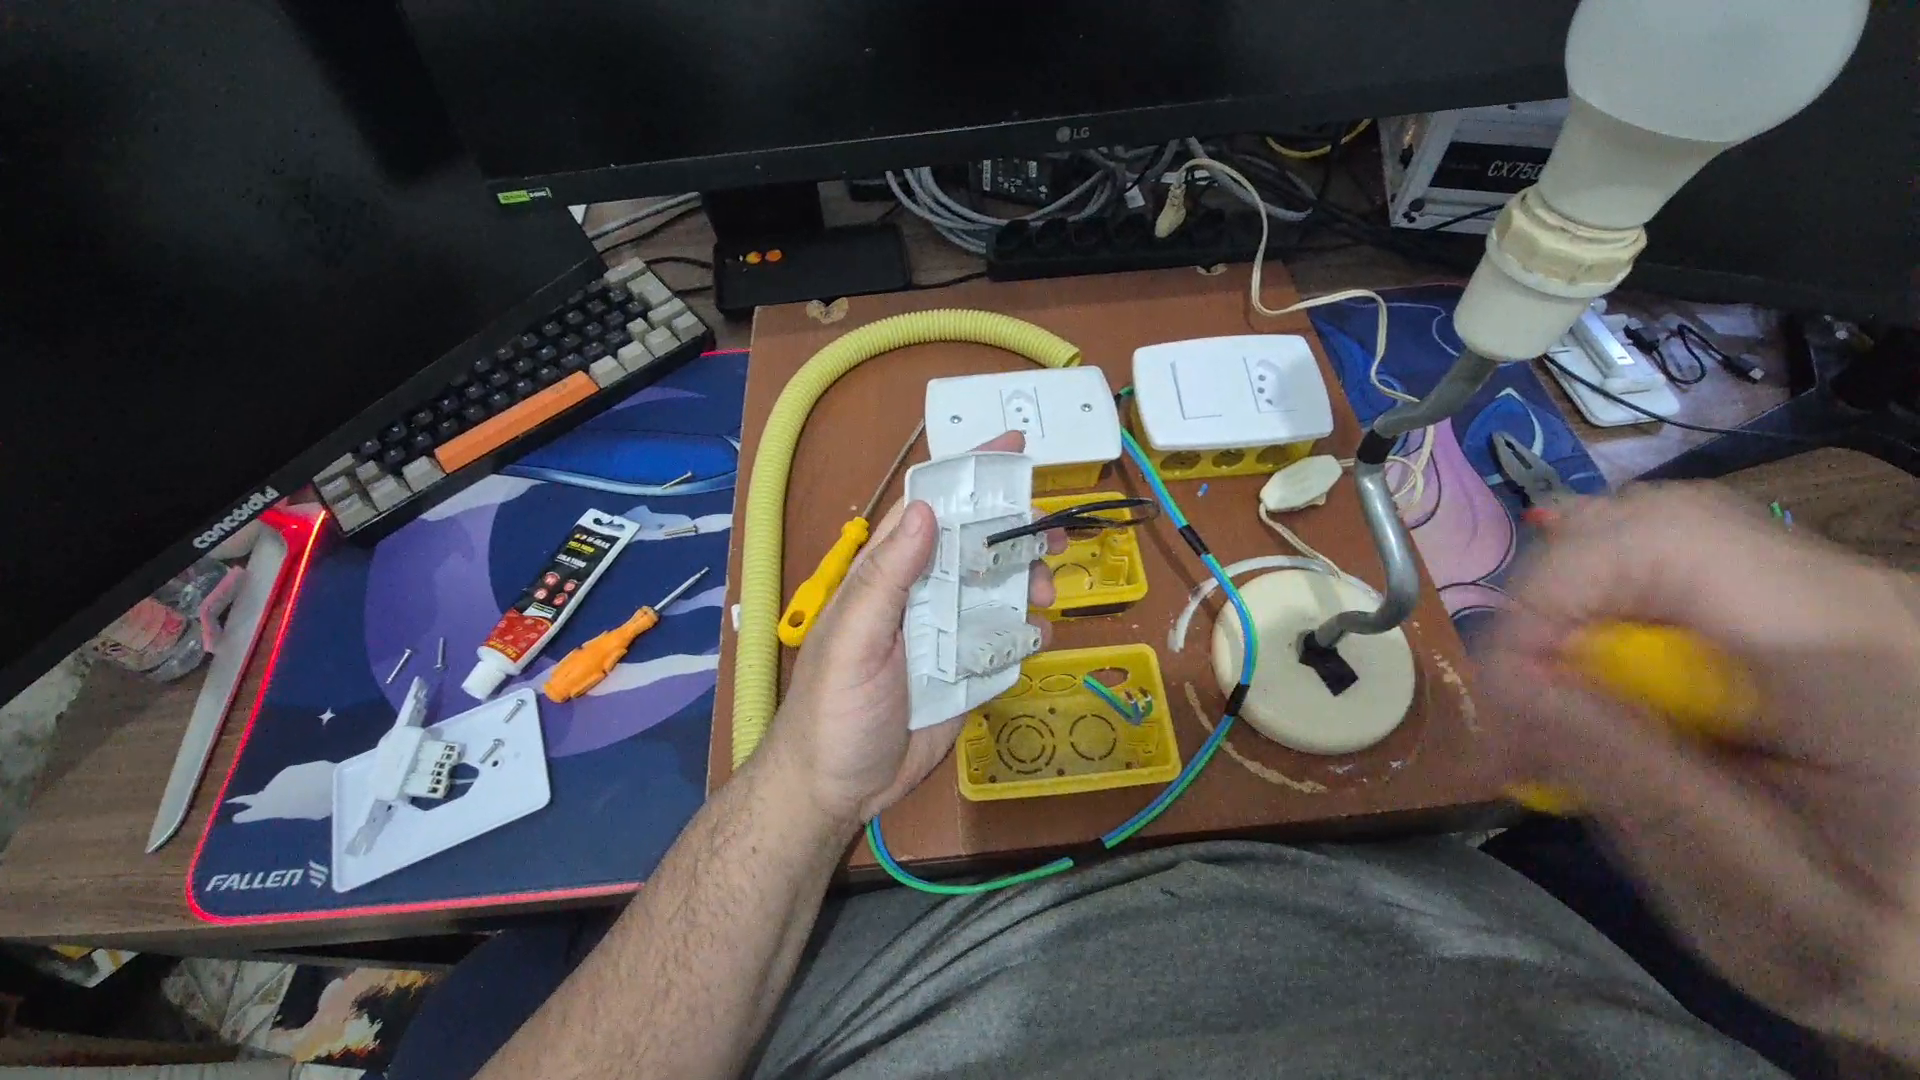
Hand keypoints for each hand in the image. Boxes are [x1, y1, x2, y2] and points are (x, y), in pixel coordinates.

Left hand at [757, 431, 1058, 830]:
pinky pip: (1006, 641)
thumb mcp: (854, 639)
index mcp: (889, 575)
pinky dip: (1027, 634)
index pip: (930, 507)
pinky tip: (1037, 639)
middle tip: (1053, 533)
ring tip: (1047, 594)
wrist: (839, 789)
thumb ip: (886, 577)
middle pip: (976, 545)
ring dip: (1028, 581)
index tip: (1015, 447)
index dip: (969, 474)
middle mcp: (922, 594)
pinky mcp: (968, 671)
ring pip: (998, 589)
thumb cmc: (834, 710)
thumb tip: (926, 510)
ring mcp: (947, 632)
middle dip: (1016, 531)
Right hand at [1480, 483, 1919, 1056]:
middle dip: (1549, 603)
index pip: (1660, 542)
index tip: (1506, 693)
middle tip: (1524, 701)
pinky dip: (1604, 619)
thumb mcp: (1760, 907)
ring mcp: (1836, 596)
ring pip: (1649, 540)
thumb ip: (1636, 786)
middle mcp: (1854, 597)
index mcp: (1857, 658)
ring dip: (1571, 613)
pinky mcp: (1807, 612)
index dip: (1549, 593)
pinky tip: (1609, 693)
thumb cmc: (1894, 954)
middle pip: (1648, 524)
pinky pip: (1672, 574)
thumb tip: (1504, 682)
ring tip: (1559, 704)